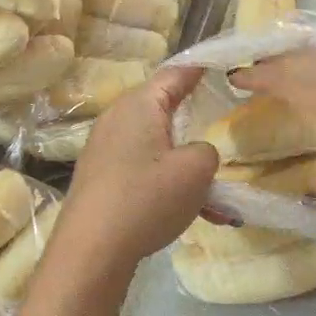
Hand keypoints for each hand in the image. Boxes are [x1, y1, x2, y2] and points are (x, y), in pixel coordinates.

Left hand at [58, 67, 219, 263]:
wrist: (91, 251)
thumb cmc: (146, 198)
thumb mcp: (196, 171)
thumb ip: (207, 151)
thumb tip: (195, 153)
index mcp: (140, 105)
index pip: (176, 73)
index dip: (201, 68)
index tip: (222, 64)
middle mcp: (118, 119)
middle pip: (164, 110)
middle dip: (195, 121)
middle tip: (224, 126)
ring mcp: (105, 150)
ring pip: (158, 147)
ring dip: (187, 166)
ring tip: (216, 196)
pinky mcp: (101, 179)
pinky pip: (145, 171)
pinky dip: (169, 185)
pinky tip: (194, 214)